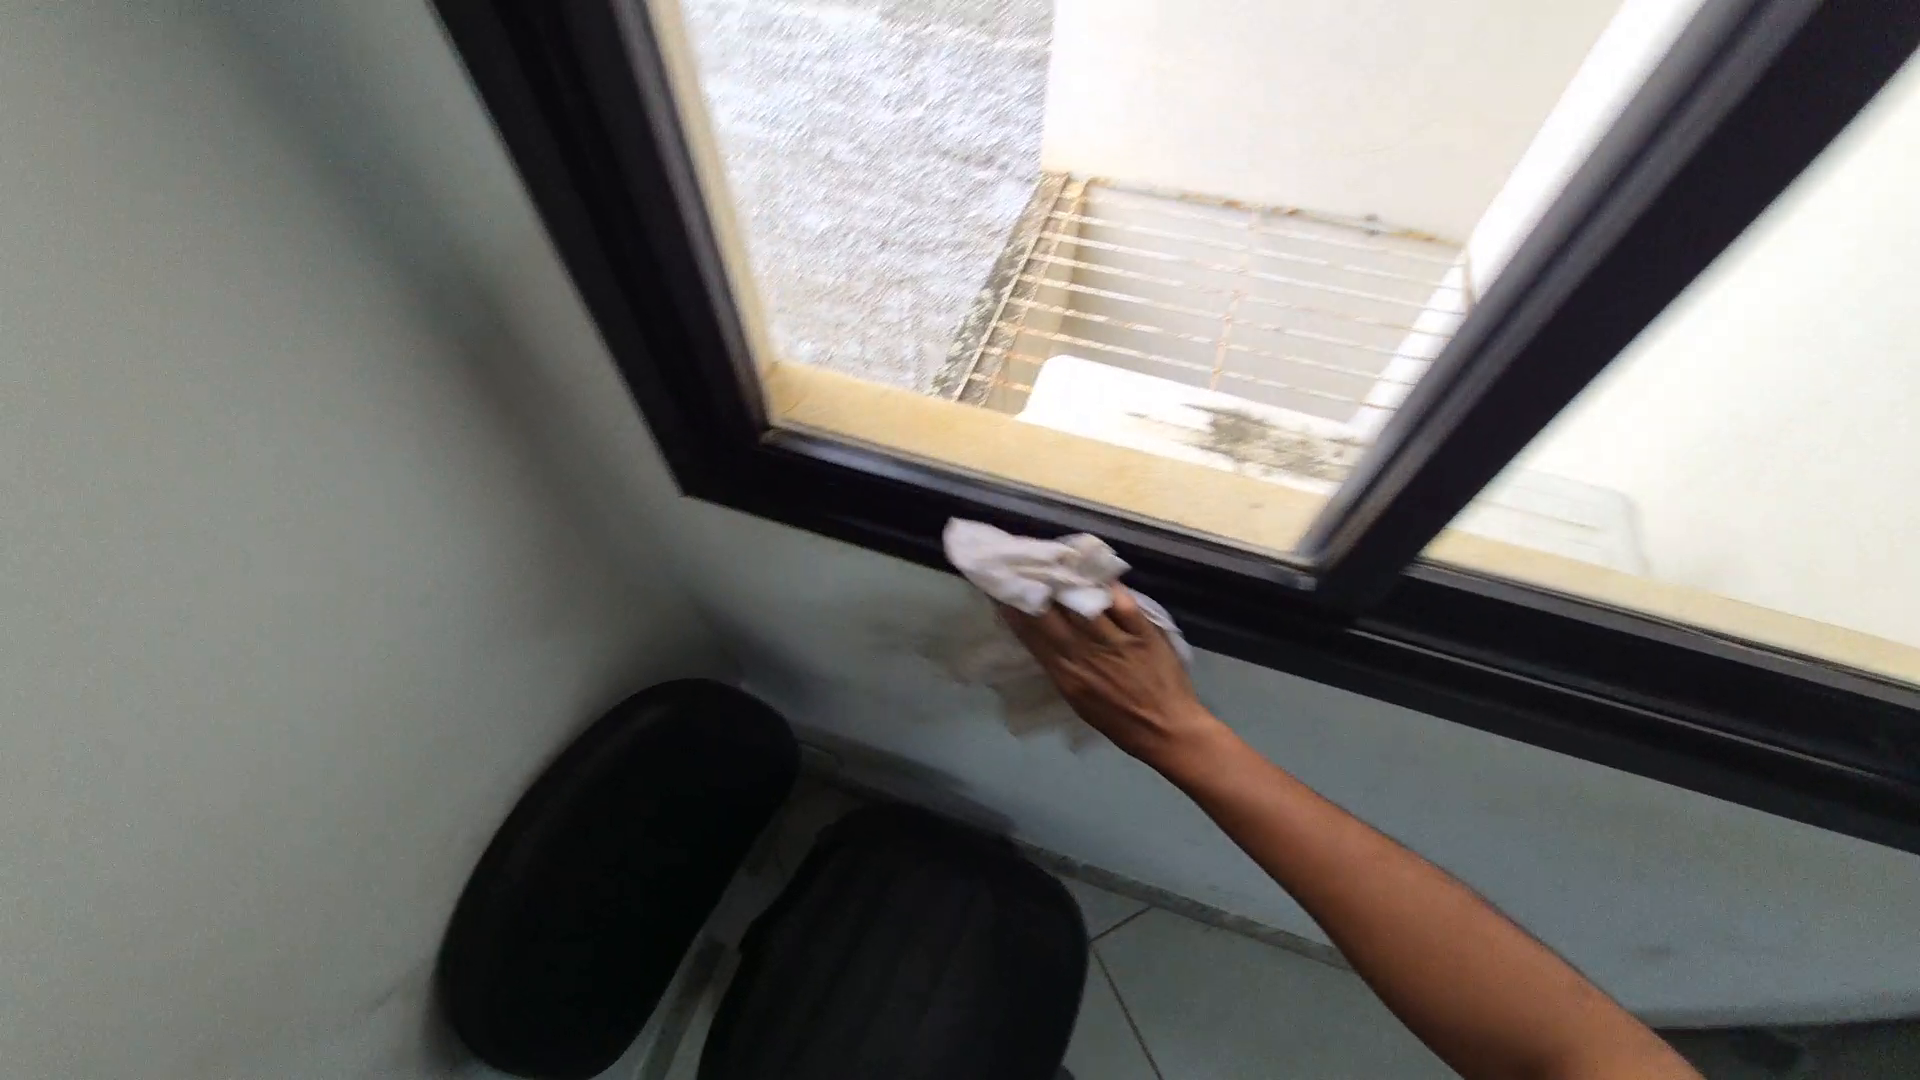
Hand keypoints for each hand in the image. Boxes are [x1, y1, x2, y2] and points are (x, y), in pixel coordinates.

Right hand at [999, 586, 1224, 770]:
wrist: (1167, 731)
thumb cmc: (1122, 721)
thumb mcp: (1080, 702)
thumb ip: (1063, 669)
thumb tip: (1044, 639)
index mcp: (1067, 676)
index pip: (1033, 638)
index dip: (1015, 612)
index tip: (1003, 590)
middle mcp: (1086, 657)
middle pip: (1051, 618)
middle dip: (1034, 590)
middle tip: (1022, 566)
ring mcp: (1115, 644)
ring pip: (1084, 607)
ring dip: (1067, 582)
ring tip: (1055, 561)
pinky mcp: (1144, 635)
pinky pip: (1123, 606)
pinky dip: (1110, 588)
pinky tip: (1098, 571)